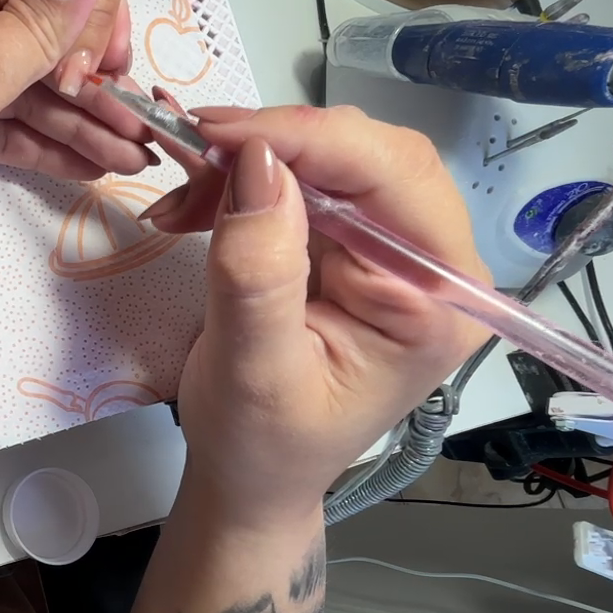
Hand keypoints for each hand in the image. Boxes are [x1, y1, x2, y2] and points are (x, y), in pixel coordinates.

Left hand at [0, 0, 149, 300]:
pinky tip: (92, 169)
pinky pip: (3, 134)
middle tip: (147, 127)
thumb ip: (28, 30)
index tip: (126, 65)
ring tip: (136, 158)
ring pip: (24, 95)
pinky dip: (43, 151)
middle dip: (92, 86)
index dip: (88, 14)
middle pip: (36, 42)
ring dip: (78, 126)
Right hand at [142, 104, 490, 520]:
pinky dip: (238, 190)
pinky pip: (296, 192)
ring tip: (179, 203)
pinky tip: (194, 209)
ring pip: (325, 166)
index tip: (213, 134)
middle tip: (189, 162)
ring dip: (245, 169)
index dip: (305, 140)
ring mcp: (384, 257)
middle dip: (271, 148)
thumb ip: (258, 271)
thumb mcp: (251, 369)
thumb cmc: (258, 444)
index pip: (390, 178)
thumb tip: (254, 163)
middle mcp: (425, 266)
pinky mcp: (343, 255)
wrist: (249, 478)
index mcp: (432, 300)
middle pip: (365, 158)